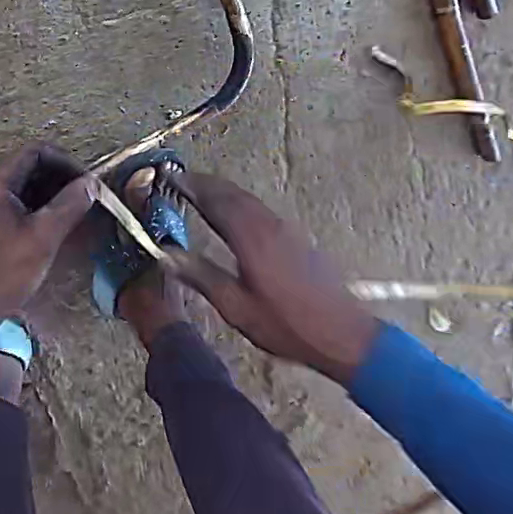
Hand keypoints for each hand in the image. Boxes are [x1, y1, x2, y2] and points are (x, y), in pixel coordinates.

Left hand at [0, 145, 98, 340]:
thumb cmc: (3, 272)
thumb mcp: (42, 237)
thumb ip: (69, 206)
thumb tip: (92, 184)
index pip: (35, 153)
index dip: (66, 162)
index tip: (88, 182)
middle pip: (30, 168)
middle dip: (61, 180)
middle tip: (87, 199)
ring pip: (24, 188)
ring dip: (51, 196)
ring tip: (78, 213)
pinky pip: (16, 205)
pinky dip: (38, 210)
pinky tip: (57, 226)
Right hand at [163, 172, 379, 383]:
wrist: (345, 336)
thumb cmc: (288, 324)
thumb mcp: (236, 308)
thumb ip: (201, 276)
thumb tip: (167, 255)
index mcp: (250, 237)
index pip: (214, 200)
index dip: (190, 186)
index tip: (169, 177)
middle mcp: (268, 225)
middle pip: (231, 192)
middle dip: (203, 182)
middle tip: (178, 179)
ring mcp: (285, 229)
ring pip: (246, 198)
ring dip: (221, 189)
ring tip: (198, 190)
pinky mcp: (295, 237)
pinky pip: (258, 207)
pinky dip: (237, 200)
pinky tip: (231, 212)